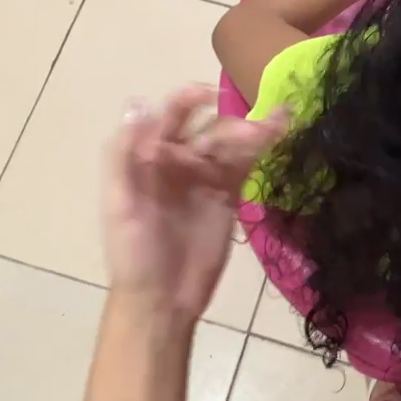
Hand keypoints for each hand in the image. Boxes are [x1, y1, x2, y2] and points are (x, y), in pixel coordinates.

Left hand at [104, 84, 287, 322]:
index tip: (216, 98)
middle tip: (253, 132)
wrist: (162, 302)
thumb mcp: (120, 204)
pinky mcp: (230, 191)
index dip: (193, 97)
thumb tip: (138, 103)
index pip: (173, 112)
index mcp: (151, 153)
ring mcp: (207, 173)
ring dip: (253, 129)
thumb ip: (123, 154)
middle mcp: (180, 156)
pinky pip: (247, 161)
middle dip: (231, 121)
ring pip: (233, 139)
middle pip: (210, 123)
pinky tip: (281, 132)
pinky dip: (263, 145)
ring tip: (278, 124)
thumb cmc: (133, 254)